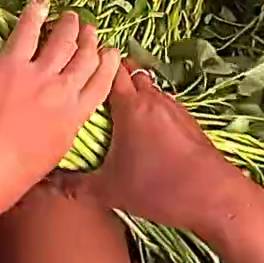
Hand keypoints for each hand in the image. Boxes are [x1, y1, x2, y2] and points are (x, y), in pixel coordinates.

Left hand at [0, 0, 121, 217]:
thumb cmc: (5, 174)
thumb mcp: (43, 163)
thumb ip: (53, 141)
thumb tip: (50, 138)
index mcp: (73, 120)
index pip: (99, 85)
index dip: (107, 66)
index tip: (110, 53)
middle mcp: (62, 92)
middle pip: (84, 59)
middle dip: (89, 42)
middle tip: (91, 30)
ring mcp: (38, 74)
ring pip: (62, 42)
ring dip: (69, 26)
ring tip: (73, 16)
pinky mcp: (10, 61)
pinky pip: (26, 31)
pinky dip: (35, 14)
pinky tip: (41, 3)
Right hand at [59, 61, 263, 237]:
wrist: (216, 197)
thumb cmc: (159, 187)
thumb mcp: (109, 190)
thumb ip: (75, 186)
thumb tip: (46, 184)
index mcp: (131, 106)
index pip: (110, 69)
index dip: (94, 65)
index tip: (79, 70)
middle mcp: (154, 101)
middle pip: (132, 75)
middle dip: (115, 80)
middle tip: (95, 93)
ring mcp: (176, 111)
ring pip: (151, 91)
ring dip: (136, 97)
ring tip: (118, 114)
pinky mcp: (190, 125)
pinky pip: (166, 109)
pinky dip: (154, 114)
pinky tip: (146, 136)